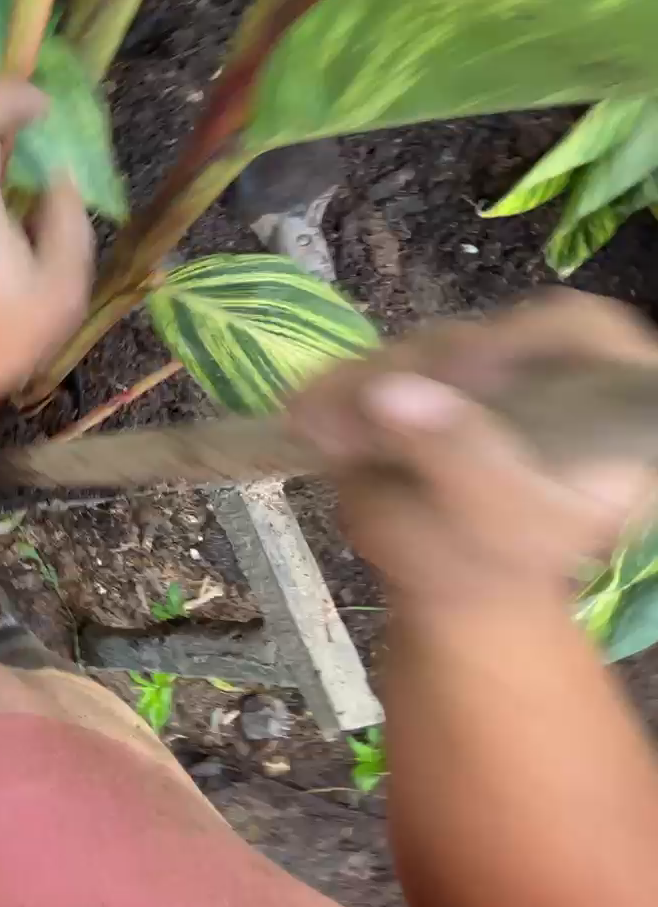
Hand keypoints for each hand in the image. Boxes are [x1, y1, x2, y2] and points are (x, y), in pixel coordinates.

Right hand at [289, 290, 657, 611]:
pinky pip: (350, 374)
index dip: (512, 340)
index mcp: (599, 398)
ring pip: (398, 355)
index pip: (570, 329)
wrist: (431, 577)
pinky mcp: (394, 390)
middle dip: (407, 377)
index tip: (452, 377)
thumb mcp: (493, 518)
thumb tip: (390, 391)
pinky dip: (322, 394)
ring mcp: (454, 379)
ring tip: (328, 437)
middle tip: (365, 415)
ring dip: (351, 388)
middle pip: (465, 340)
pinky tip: (306, 422)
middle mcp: (529, 374)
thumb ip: (458, 455)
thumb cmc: (485, 559)